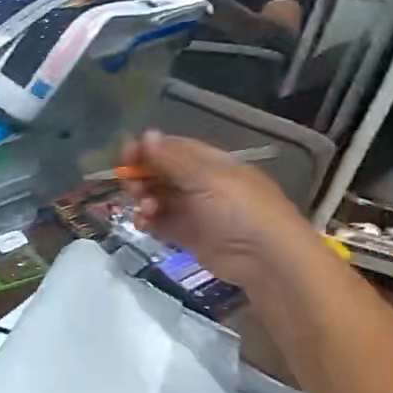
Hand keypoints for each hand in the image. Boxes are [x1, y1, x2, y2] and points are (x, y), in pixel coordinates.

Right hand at [120, 130, 323, 282]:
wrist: (266, 259)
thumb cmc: (240, 210)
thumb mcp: (206, 179)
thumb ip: (172, 159)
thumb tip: (146, 134)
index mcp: (209, 163)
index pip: (171, 148)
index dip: (146, 150)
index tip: (125, 157)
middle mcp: (199, 183)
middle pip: (159, 172)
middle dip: (141, 176)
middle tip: (133, 187)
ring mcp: (193, 210)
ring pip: (157, 197)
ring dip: (144, 199)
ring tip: (146, 209)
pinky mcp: (187, 234)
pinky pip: (159, 222)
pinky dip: (147, 221)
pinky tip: (142, 224)